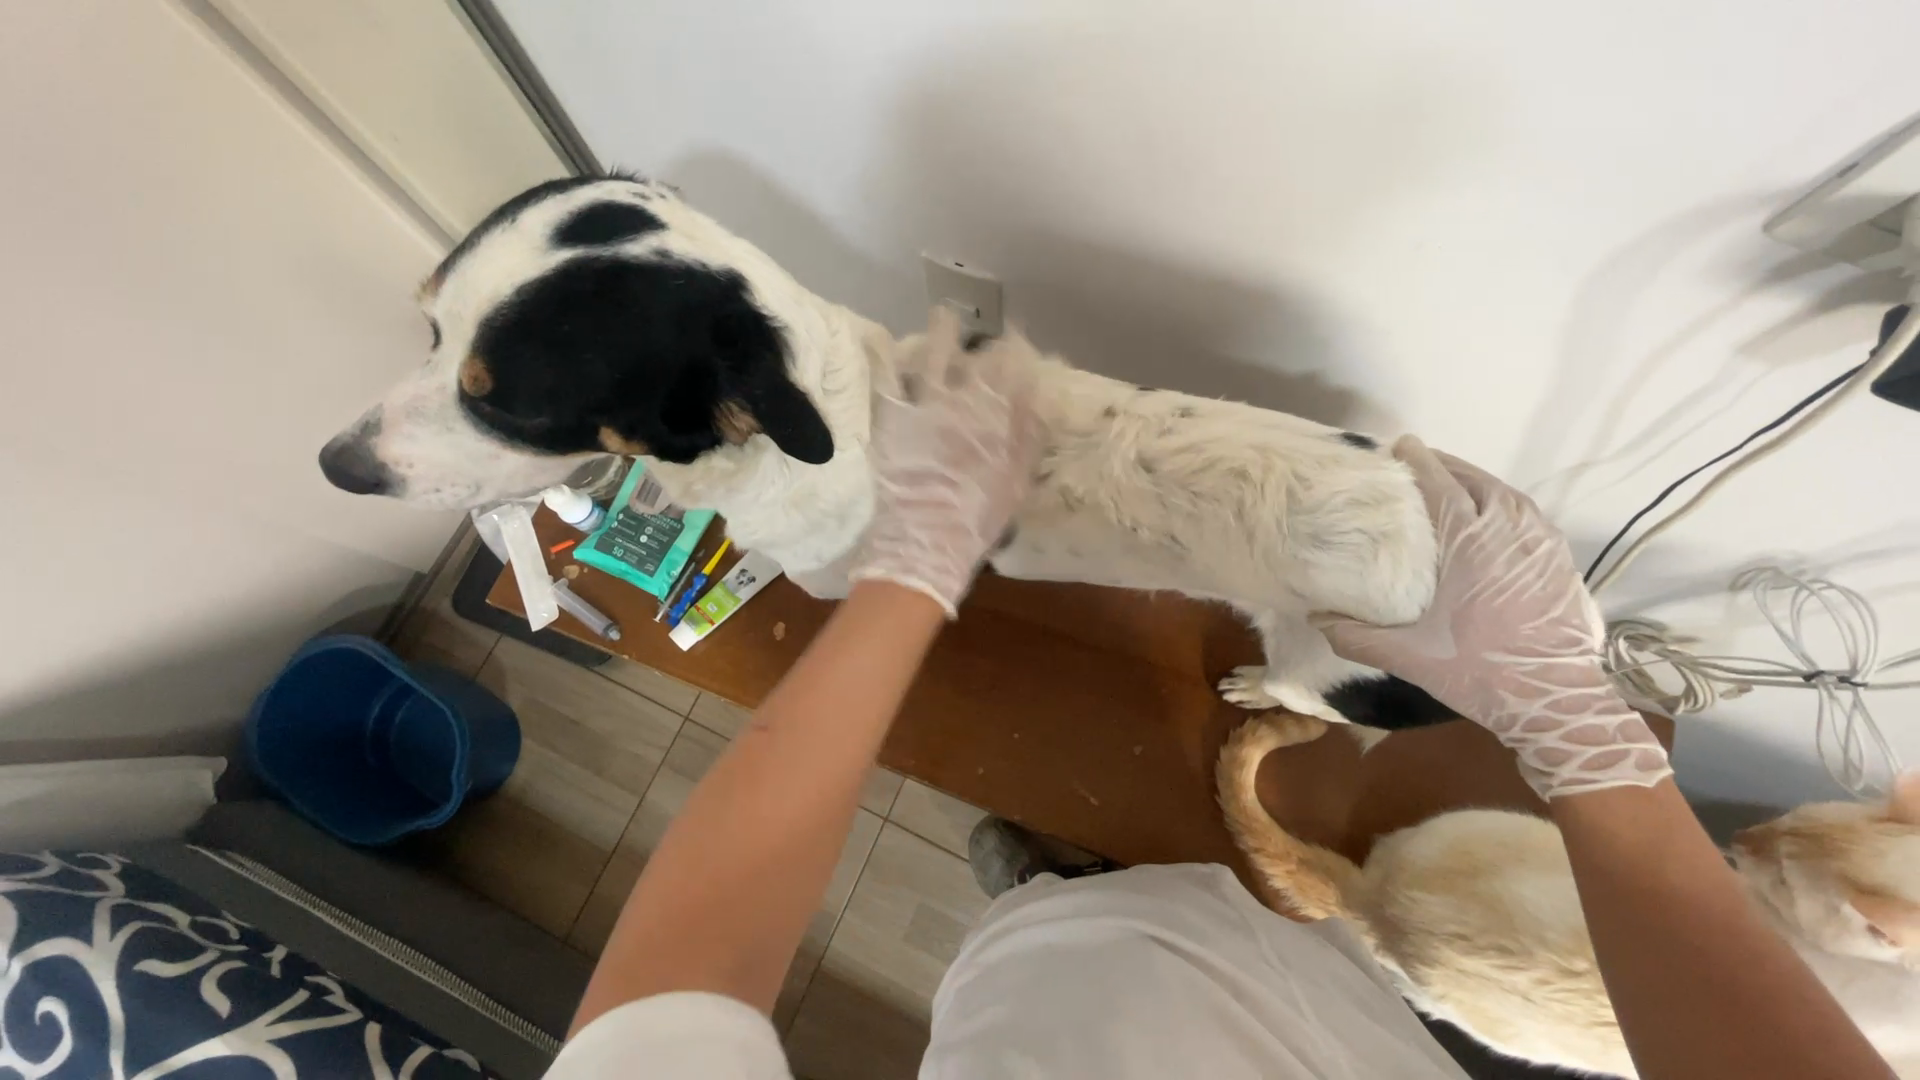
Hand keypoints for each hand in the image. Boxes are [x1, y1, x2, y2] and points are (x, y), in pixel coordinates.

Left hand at [848, 308, 1043, 615]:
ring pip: (935, 357)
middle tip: (985, 333)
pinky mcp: (894, 415)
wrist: (927, 538)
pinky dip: (886, 357)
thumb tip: (1037, 401)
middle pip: (979, 360)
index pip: (1014, 372)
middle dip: (985, 343)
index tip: (1018, 343)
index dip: (1017, 353)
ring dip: (942, 333)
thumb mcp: (1016, 482)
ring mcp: (927, 405)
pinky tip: (883, 340)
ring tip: (944, 315)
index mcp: (998, 418)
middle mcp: (965, 402)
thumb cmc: (978, 518)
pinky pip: (889, 377)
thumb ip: (1028, 438)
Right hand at [1318, 437, 1670, 798]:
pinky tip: (1490, 514)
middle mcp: (1509, 535)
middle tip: (1417, 461)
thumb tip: (1314, 618)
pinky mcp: (1560, 562)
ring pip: (1506, 494)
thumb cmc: (1479, 673)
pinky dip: (1503, 502)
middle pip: (1476, 481)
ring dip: (1476, 481)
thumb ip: (1354, 636)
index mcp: (1471, 547)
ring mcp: (1541, 546)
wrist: (1557, 703)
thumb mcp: (1406, 657)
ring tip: (1450, 480)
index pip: (1442, 487)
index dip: (1419, 463)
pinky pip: (1528, 514)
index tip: (1399, 446)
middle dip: (1446, 465)